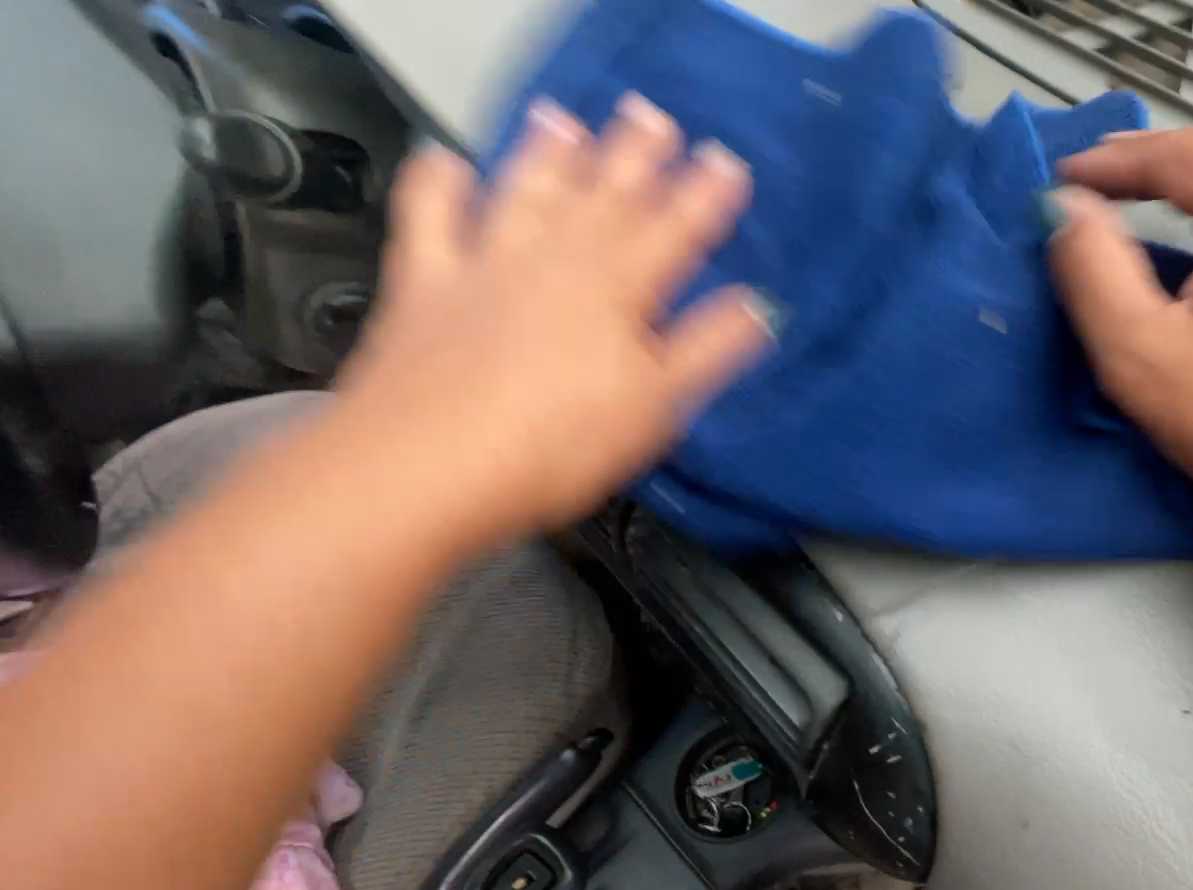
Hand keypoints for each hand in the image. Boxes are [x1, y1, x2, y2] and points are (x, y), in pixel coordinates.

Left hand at [337, 95, 773, 546]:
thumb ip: (708, 349)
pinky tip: (446, 159)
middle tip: (654, 116)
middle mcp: (553, 263)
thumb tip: (758, 308)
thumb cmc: (556, 445)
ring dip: (552, 155)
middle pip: (604, 199)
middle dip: (636, 156)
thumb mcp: (656, 405)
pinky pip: (431, 217)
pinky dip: (437, 183)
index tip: (727, 163)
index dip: (705, 196)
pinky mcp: (427, 285)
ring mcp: (486, 266)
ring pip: (527, 194)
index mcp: (616, 292)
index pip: (674, 232)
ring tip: (570, 120)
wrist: (429, 466)